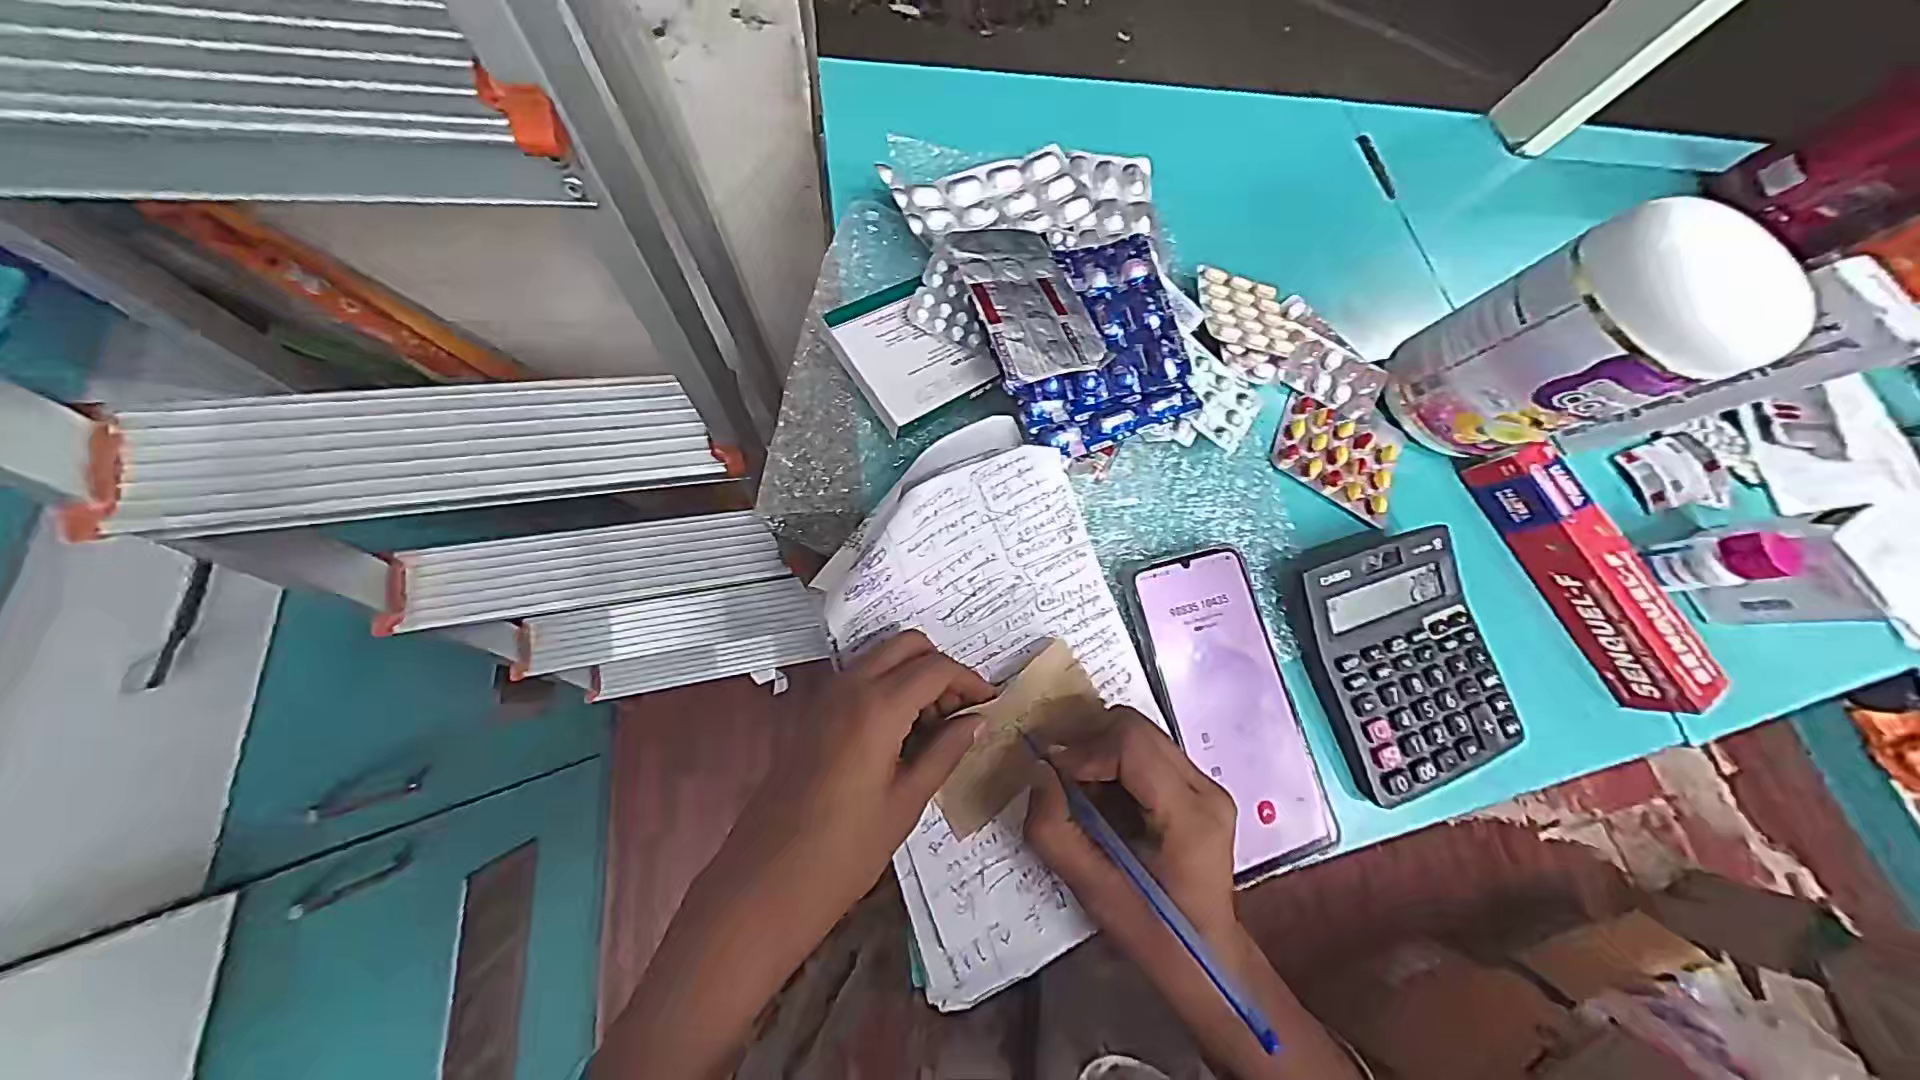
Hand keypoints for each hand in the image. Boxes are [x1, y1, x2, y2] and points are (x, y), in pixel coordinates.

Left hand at [595, 631, 992, 1079]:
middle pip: (906, 644)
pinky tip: (899, 734)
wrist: (766, 881)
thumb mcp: (906, 801)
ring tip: (932, 727)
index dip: (969, 679)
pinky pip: (859, 678)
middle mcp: (848, 686)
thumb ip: (945, 751)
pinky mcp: (811, 713)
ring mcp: (825, 696)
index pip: (936, 667)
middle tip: (958, 711)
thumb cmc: (845, 851)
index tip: (989, 703)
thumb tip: (976, 721)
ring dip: (912, 674)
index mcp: (877, 706)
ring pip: (881, 657)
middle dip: (939, 667)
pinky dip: (887, 687)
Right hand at [1024, 713, 1363, 1079]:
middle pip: (1135, 728)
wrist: (1206, 957)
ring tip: (1077, 783)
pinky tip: (1100, 792)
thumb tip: (1038, 771)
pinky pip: (1145, 750)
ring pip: (1139, 733)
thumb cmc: (1151, 930)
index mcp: (1190, 814)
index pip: (1130, 744)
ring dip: (1099, 749)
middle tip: (1058, 772)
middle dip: (1087, 742)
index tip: (1051, 772)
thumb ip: (1055, 830)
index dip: (1082, 750)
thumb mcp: (1092, 889)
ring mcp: (1207, 784)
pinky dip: (1113, 759)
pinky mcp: (1198, 786)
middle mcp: (1206, 788)